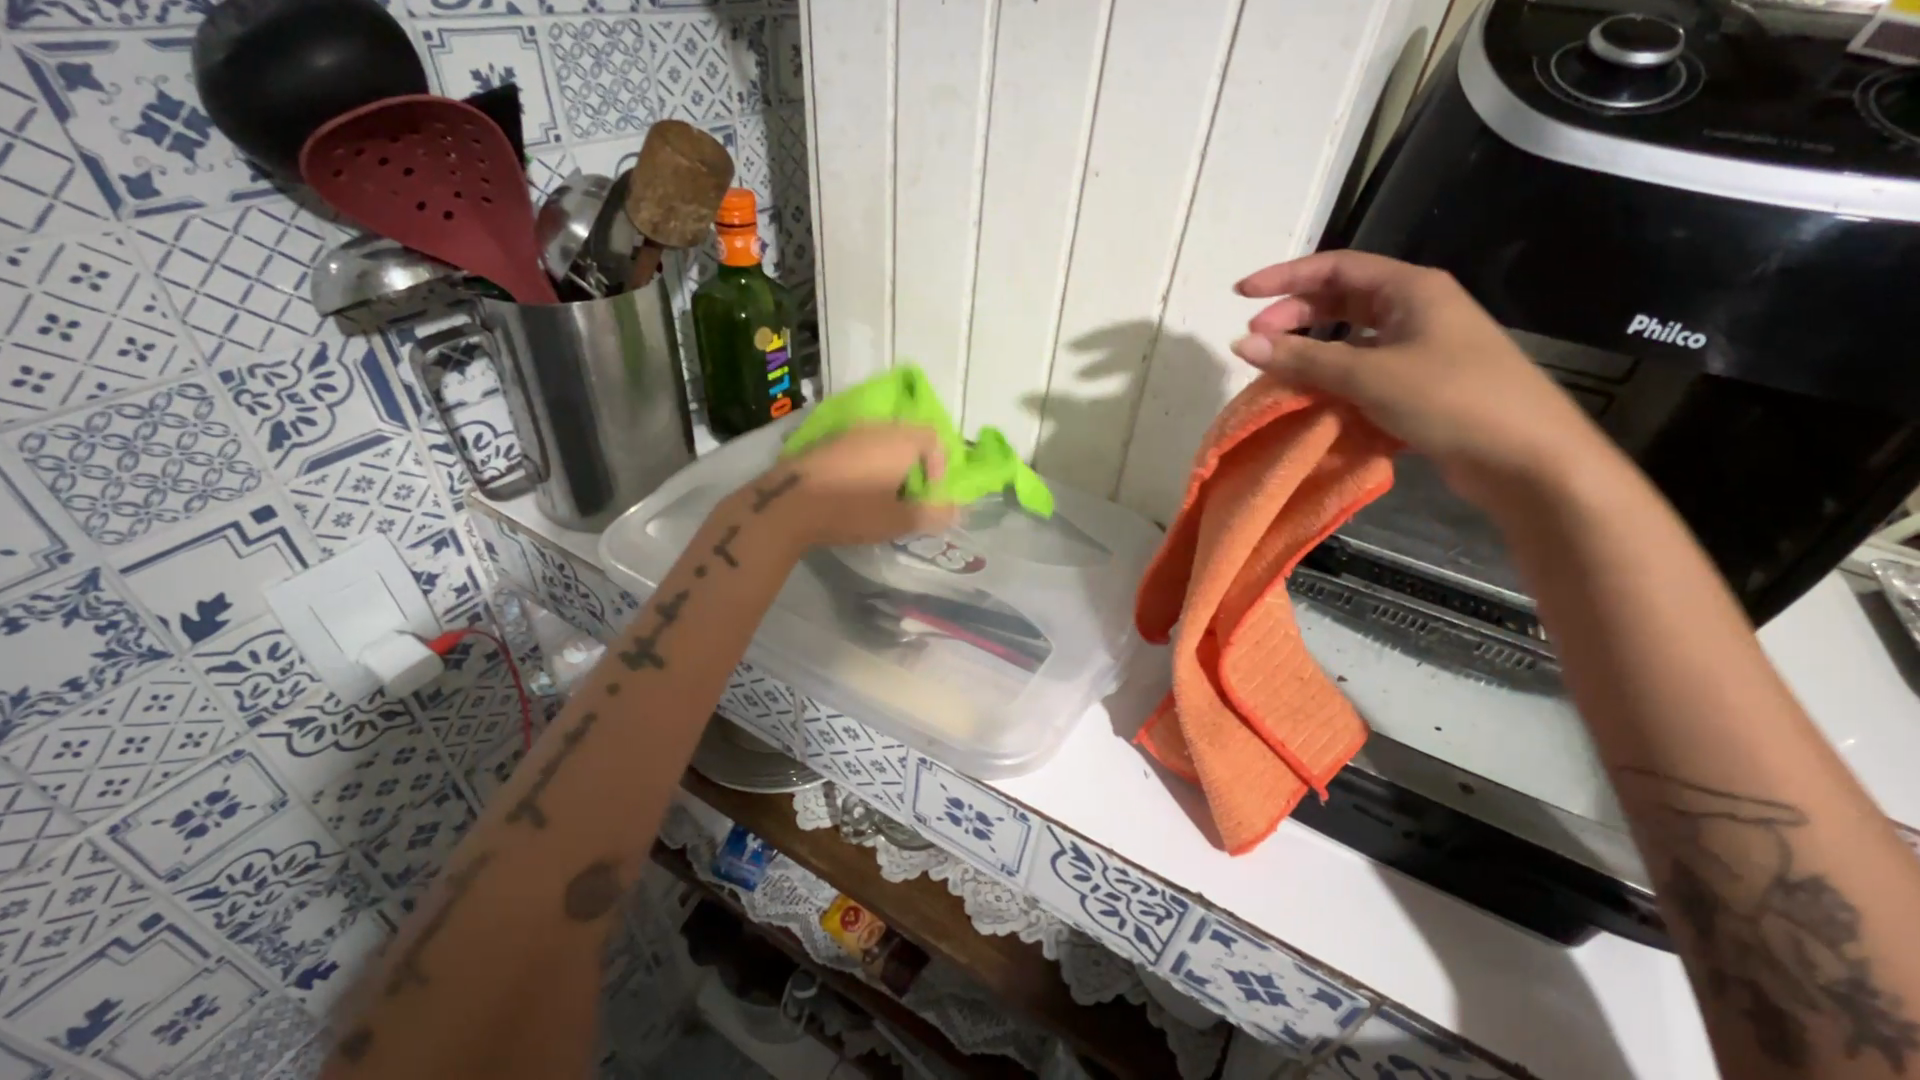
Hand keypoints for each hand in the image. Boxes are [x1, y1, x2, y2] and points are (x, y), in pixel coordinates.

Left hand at [745, 424, 957, 548]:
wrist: (787, 504)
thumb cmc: (851, 509)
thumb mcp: (898, 521)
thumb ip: (932, 515)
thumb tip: (956, 511)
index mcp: (901, 440)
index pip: (934, 437)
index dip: (940, 465)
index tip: (931, 493)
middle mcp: (876, 428)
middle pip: (907, 439)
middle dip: (914, 469)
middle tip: (908, 500)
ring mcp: (847, 433)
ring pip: (880, 445)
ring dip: (887, 469)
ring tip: (880, 500)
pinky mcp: (823, 444)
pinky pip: (857, 451)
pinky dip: (864, 468)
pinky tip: (852, 495)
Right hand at [1230, 251, 1620, 508]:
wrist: (1527, 458)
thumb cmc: (1452, 399)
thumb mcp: (1370, 375)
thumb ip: (1303, 358)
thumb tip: (1241, 343)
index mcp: (1411, 289)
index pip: (1335, 268)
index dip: (1284, 278)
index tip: (1240, 296)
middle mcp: (1417, 310)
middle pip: (1342, 302)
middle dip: (1294, 317)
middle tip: (1254, 342)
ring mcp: (1422, 350)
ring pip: (1352, 340)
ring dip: (1312, 353)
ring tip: (1277, 373)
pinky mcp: (1423, 387)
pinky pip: (1365, 373)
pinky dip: (1334, 381)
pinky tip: (1313, 401)